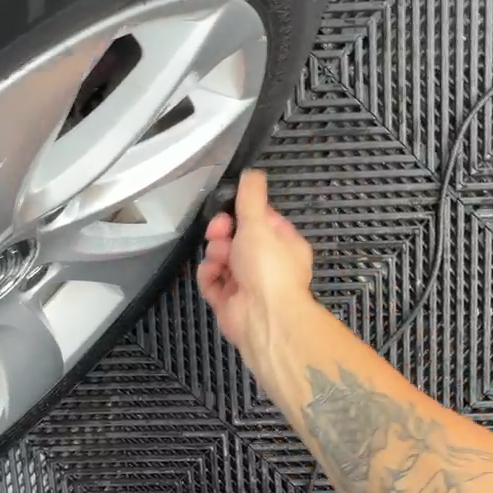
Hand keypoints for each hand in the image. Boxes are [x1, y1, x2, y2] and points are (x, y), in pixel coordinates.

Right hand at [196, 169, 313, 358]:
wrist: (262, 316)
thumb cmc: (270, 272)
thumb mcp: (260, 222)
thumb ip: (252, 196)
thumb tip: (253, 175)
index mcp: (284, 246)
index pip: (260, 221)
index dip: (243, 214)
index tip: (233, 210)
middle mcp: (267, 266)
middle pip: (237, 238)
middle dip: (224, 233)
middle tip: (220, 231)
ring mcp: (247, 284)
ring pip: (221, 258)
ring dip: (215, 253)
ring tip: (220, 257)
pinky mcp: (229, 301)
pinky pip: (211, 280)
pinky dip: (208, 275)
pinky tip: (213, 272)